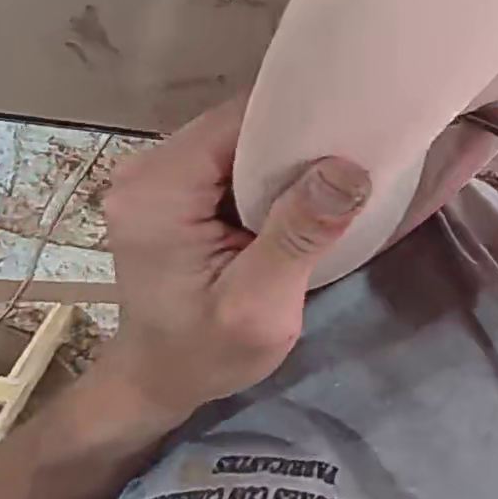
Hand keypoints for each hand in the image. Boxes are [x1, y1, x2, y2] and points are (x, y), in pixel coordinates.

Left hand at [97, 95, 371, 416]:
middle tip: (349, 153)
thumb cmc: (206, 354)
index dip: (295, 118)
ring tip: (330, 170)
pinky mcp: (172, 188)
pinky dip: (266, 171)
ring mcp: (157, 176)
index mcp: (158, 189)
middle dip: (293, 136)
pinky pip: (229, 158)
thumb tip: (347, 170)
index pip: (237, 122)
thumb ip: (300, 236)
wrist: (159, 380)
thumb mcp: (260, 306)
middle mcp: (147, 169)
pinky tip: (296, 190)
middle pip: (236, 124)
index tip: (349, 127)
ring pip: (236, 139)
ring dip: (282, 154)